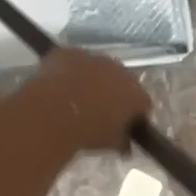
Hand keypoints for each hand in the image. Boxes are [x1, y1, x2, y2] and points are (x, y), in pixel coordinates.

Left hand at [19, 48, 151, 153]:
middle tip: (101, 107)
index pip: (143, 102)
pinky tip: (59, 82)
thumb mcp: (110, 143)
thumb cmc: (87, 131)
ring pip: (97, 66)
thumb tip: (125, 144)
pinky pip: (73, 59)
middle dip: (114, 91)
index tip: (126, 122)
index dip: (135, 113)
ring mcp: (93, 57)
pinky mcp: (69, 51)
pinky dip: (69, 69)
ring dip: (92, 77)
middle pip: (121, 79)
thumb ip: (122, 141)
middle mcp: (118, 70)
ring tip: (77, 94)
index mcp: (134, 94)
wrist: (53, 112)